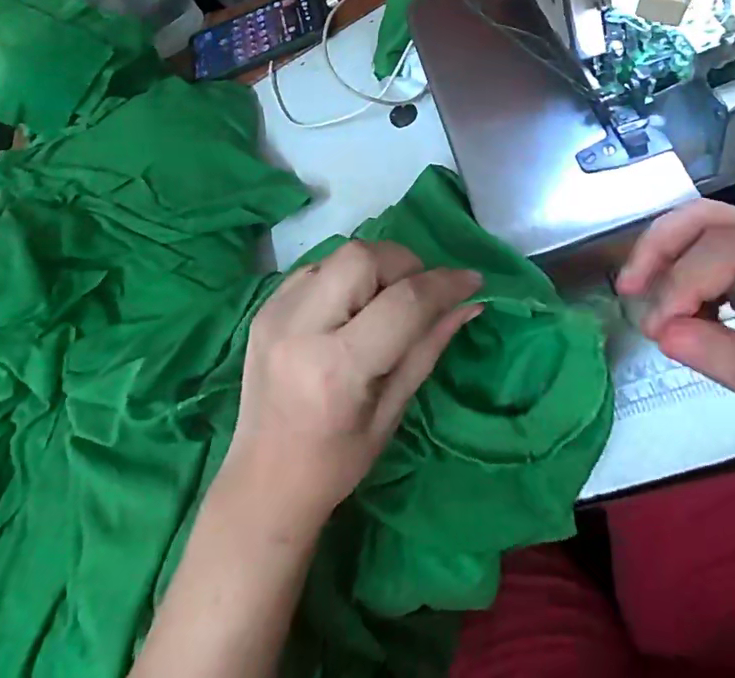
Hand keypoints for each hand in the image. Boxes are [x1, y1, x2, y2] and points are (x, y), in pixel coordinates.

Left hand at [225, 241, 482, 532]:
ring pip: (339, 253)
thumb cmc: (335, 462)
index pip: (402, 302)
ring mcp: (275, 313)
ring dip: (375, 265)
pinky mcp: (263, 308)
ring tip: (387, 300)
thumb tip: (468, 302)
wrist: (262, 481)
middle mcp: (300, 329)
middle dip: (404, 263)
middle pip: (363, 257)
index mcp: (337, 368)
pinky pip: (316, 267)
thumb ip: (429, 347)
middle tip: (420, 292)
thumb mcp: (392, 411)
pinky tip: (352, 306)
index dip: (445, 284)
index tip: (471, 281)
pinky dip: (345, 275)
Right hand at [617, 200, 734, 468]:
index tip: (656, 331)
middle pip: (710, 218)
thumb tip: (658, 332)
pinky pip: (712, 256)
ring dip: (665, 254)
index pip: (726, 252)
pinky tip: (676, 310)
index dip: (681, 283)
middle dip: (661, 245)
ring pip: (706, 229)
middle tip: (628, 287)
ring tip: (640, 294)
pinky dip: (682, 274)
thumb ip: (729, 361)